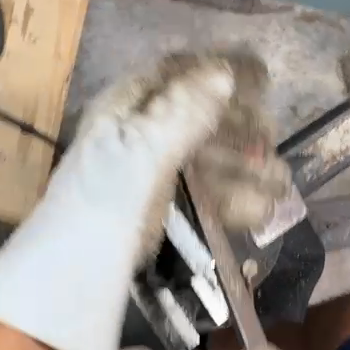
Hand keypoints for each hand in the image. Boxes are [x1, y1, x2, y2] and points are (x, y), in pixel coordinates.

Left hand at [0, 54, 247, 349]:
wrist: (69, 279)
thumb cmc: (103, 204)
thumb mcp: (142, 152)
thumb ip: (184, 112)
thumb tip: (224, 73)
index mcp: (124, 109)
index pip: (175, 73)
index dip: (216, 70)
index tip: (260, 78)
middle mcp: (139, 135)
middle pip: (199, 116)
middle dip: (239, 126)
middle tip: (270, 139)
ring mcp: (152, 175)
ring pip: (207, 159)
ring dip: (246, 167)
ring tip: (280, 183)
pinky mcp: (163, 212)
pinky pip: (204, 196)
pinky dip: (234, 200)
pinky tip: (261, 209)